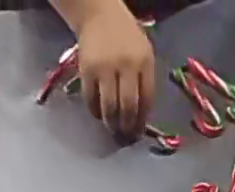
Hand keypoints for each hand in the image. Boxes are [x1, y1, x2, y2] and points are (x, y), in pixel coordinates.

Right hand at [75, 3, 154, 138]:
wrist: (99, 13)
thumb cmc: (124, 36)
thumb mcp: (142, 52)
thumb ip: (144, 79)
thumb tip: (140, 115)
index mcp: (144, 61)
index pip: (147, 99)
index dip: (142, 120)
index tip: (138, 132)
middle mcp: (126, 65)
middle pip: (128, 107)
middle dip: (127, 126)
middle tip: (124, 135)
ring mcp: (105, 68)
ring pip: (110, 107)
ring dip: (111, 123)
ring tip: (112, 128)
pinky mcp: (87, 71)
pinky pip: (91, 100)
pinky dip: (95, 112)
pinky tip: (98, 113)